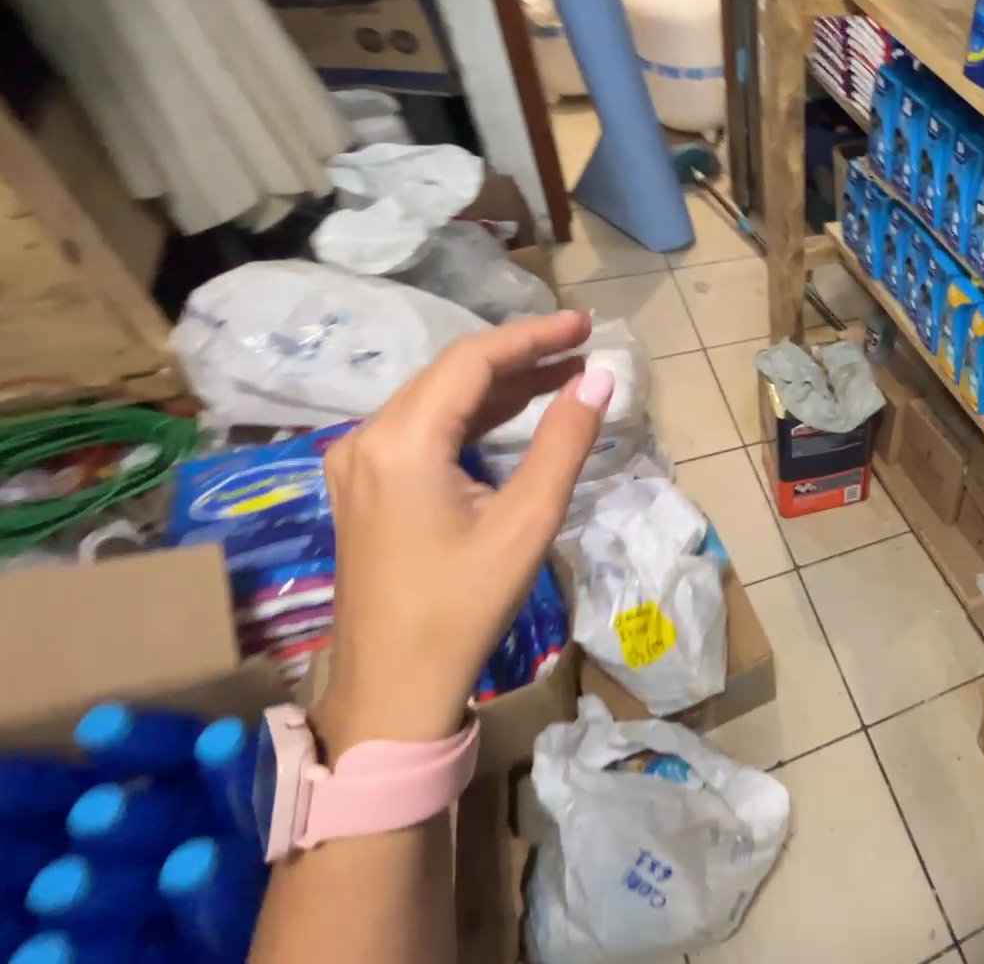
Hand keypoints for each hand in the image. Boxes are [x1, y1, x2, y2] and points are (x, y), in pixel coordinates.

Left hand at [313, 312, 611, 752]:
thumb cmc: (465, 602)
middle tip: (583, 343)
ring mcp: (360, 462)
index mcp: (402, 442)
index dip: (533, 336)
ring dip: (502, 383)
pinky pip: (427, 427)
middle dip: (521, 354)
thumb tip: (600, 379)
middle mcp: (368, 438)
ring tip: (565, 372)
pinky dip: (477, 413)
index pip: (473, 362)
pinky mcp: (367, 484)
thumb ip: (564, 441)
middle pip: (452, 373)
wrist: (396, 681)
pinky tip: (517, 412)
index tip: (586, 325)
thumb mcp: (528, 519)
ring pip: (440, 398)